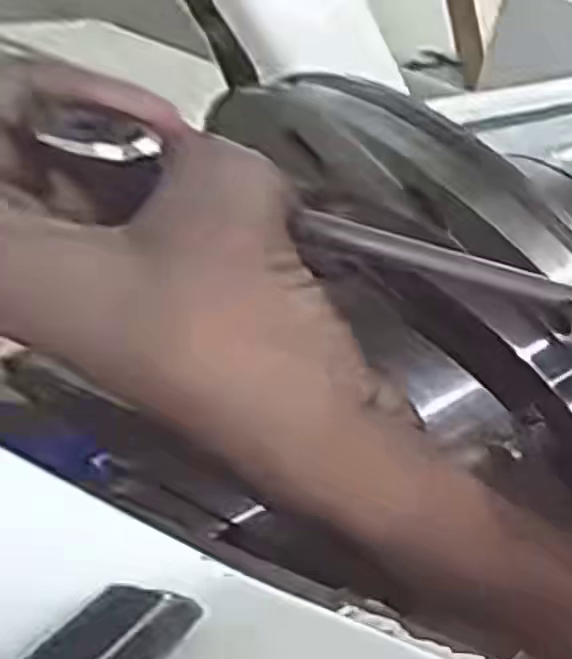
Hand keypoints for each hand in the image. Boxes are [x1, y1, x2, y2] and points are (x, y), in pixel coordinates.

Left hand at [0, 61, 384, 470]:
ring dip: (195, 190)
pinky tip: (274, 234)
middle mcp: (40, 269)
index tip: (164, 118)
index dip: (65, 98)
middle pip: (47, 158)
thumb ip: (221, 163)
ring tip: (259, 199)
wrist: (330, 438)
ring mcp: (117, 297)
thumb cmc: (253, 353)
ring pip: (127, 203)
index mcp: (0, 248)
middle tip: (210, 156)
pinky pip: (183, 246)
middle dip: (136, 145)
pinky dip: (227, 229)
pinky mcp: (187, 317)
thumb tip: (238, 161)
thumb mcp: (227, 232)